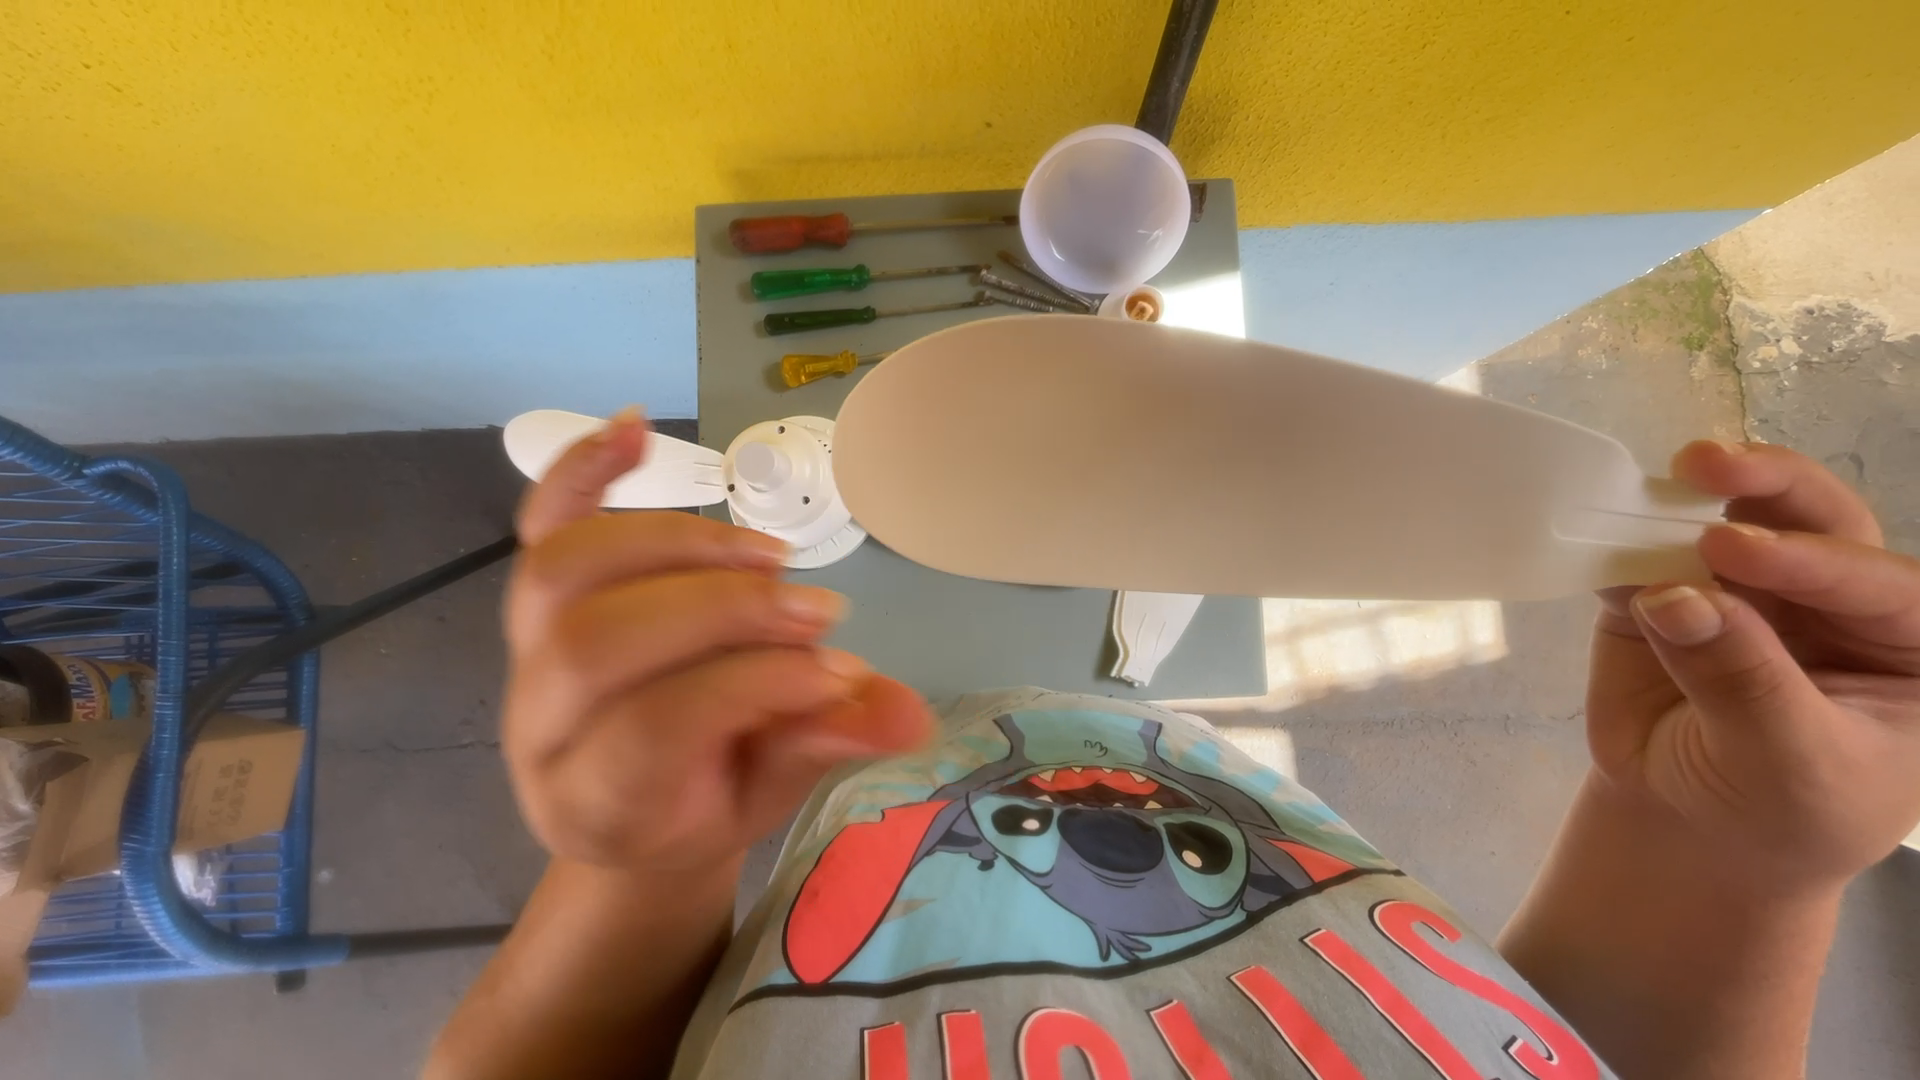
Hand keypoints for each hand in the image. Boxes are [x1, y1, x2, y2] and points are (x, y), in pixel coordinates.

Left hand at [500, 409, 932, 877]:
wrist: (637, 807)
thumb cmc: (708, 803)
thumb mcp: (770, 795)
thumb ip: (823, 746)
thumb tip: (912, 716)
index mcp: (596, 801)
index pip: (657, 726)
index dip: (756, 683)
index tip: (842, 669)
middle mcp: (539, 726)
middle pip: (599, 641)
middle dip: (723, 611)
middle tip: (816, 609)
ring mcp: (523, 657)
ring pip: (565, 572)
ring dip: (677, 543)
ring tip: (768, 554)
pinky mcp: (533, 605)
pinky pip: (540, 525)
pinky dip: (581, 471)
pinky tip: (637, 428)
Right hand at [1587, 440, 1919, 893]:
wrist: (1691, 823)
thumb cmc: (1778, 809)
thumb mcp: (1785, 762)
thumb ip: (1740, 681)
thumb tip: (1671, 596)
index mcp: (1905, 641)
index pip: (1876, 583)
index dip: (1811, 559)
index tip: (1731, 548)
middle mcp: (1825, 601)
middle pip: (1814, 521)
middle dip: (1767, 485)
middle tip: (1708, 463)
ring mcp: (1735, 595)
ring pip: (1719, 526)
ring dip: (1683, 501)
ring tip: (1650, 481)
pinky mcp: (1655, 600)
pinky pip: (1634, 562)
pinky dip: (1610, 542)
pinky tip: (1592, 529)